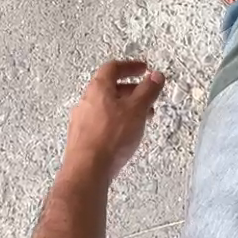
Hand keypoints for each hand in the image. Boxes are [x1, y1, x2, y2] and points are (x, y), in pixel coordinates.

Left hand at [60, 60, 165, 186]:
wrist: (87, 171)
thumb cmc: (109, 137)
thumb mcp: (138, 108)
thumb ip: (148, 90)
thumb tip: (156, 77)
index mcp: (98, 88)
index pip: (113, 67)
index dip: (130, 66)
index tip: (142, 69)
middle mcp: (86, 101)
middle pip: (109, 87)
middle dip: (131, 89)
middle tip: (145, 93)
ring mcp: (81, 121)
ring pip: (105, 106)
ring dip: (124, 107)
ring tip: (140, 118)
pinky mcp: (82, 138)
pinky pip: (100, 123)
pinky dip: (115, 122)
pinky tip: (125, 134)